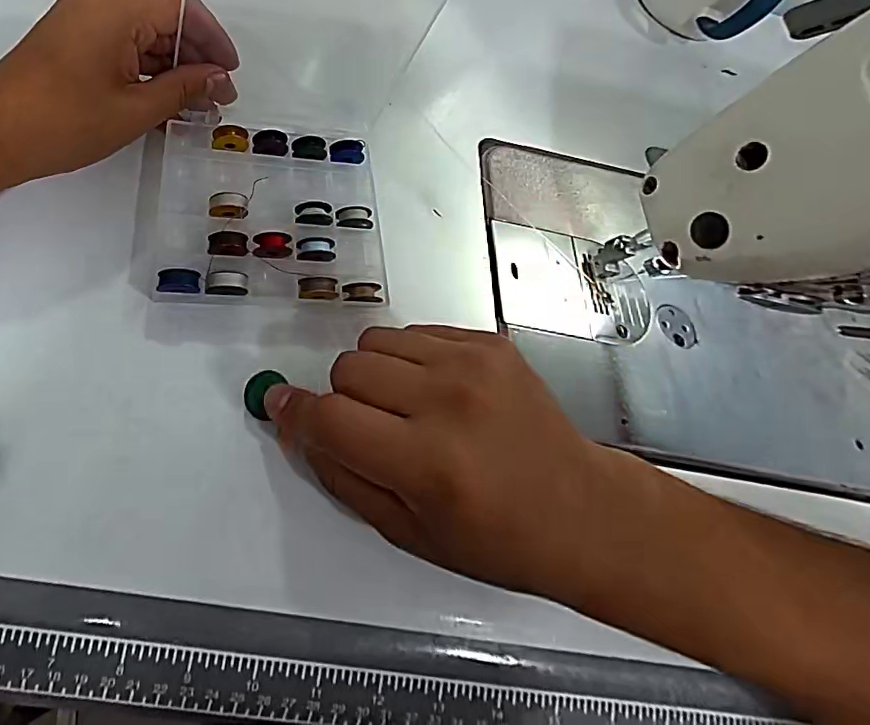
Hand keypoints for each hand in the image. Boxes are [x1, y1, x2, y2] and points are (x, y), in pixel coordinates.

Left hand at [0, 0, 237, 230]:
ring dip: (166, 64)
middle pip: (159, 16)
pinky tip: (155, 98)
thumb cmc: (59, 125)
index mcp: (111, 10)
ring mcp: (73, 20)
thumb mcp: (130, 111)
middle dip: (192, 55)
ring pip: (136, 33)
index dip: (213, 37)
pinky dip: (137, 67)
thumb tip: (218, 79)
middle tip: (214, 97)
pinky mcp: (62, 40)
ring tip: (189, 104)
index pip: (181, 5)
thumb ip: (182, 89)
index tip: (228, 73)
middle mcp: (92, 4)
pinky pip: (112, 44)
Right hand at [265, 325, 650, 599]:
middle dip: (344, 400)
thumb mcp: (406, 532)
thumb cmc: (501, 537)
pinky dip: (408, 359)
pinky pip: (411, 333)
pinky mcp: (488, 344)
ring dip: (374, 374)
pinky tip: (437, 392)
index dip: (296, 412)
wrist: (587, 513)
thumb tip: (297, 428)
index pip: (328, 418)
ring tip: (407, 407)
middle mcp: (450, 405)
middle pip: (345, 370)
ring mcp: (473, 367)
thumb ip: (340, 475)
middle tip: (375, 428)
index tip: (282, 404)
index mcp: (429, 463)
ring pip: (372, 343)